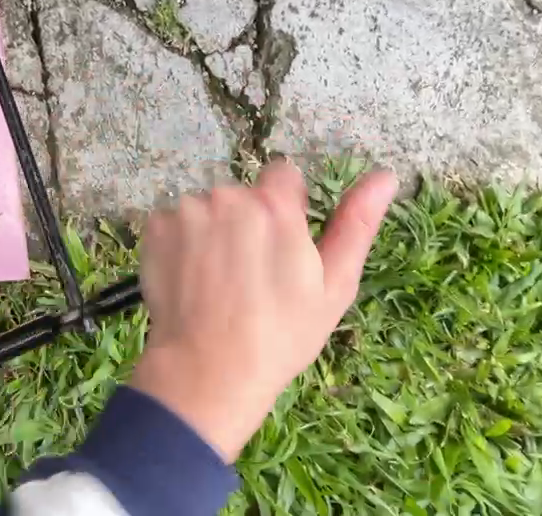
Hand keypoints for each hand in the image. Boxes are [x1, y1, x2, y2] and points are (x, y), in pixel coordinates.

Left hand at [130, 163, 397, 459]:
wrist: (209, 365)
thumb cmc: (282, 333)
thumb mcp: (334, 284)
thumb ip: (357, 223)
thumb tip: (387, 176)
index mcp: (274, 206)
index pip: (282, 175)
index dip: (286, 206)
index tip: (283, 240)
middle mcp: (227, 196)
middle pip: (241, 195)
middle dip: (248, 222)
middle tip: (252, 272)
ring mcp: (186, 209)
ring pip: (206, 210)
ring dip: (213, 232)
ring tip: (219, 279)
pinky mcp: (155, 225)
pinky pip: (174, 224)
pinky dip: (180, 243)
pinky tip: (190, 277)